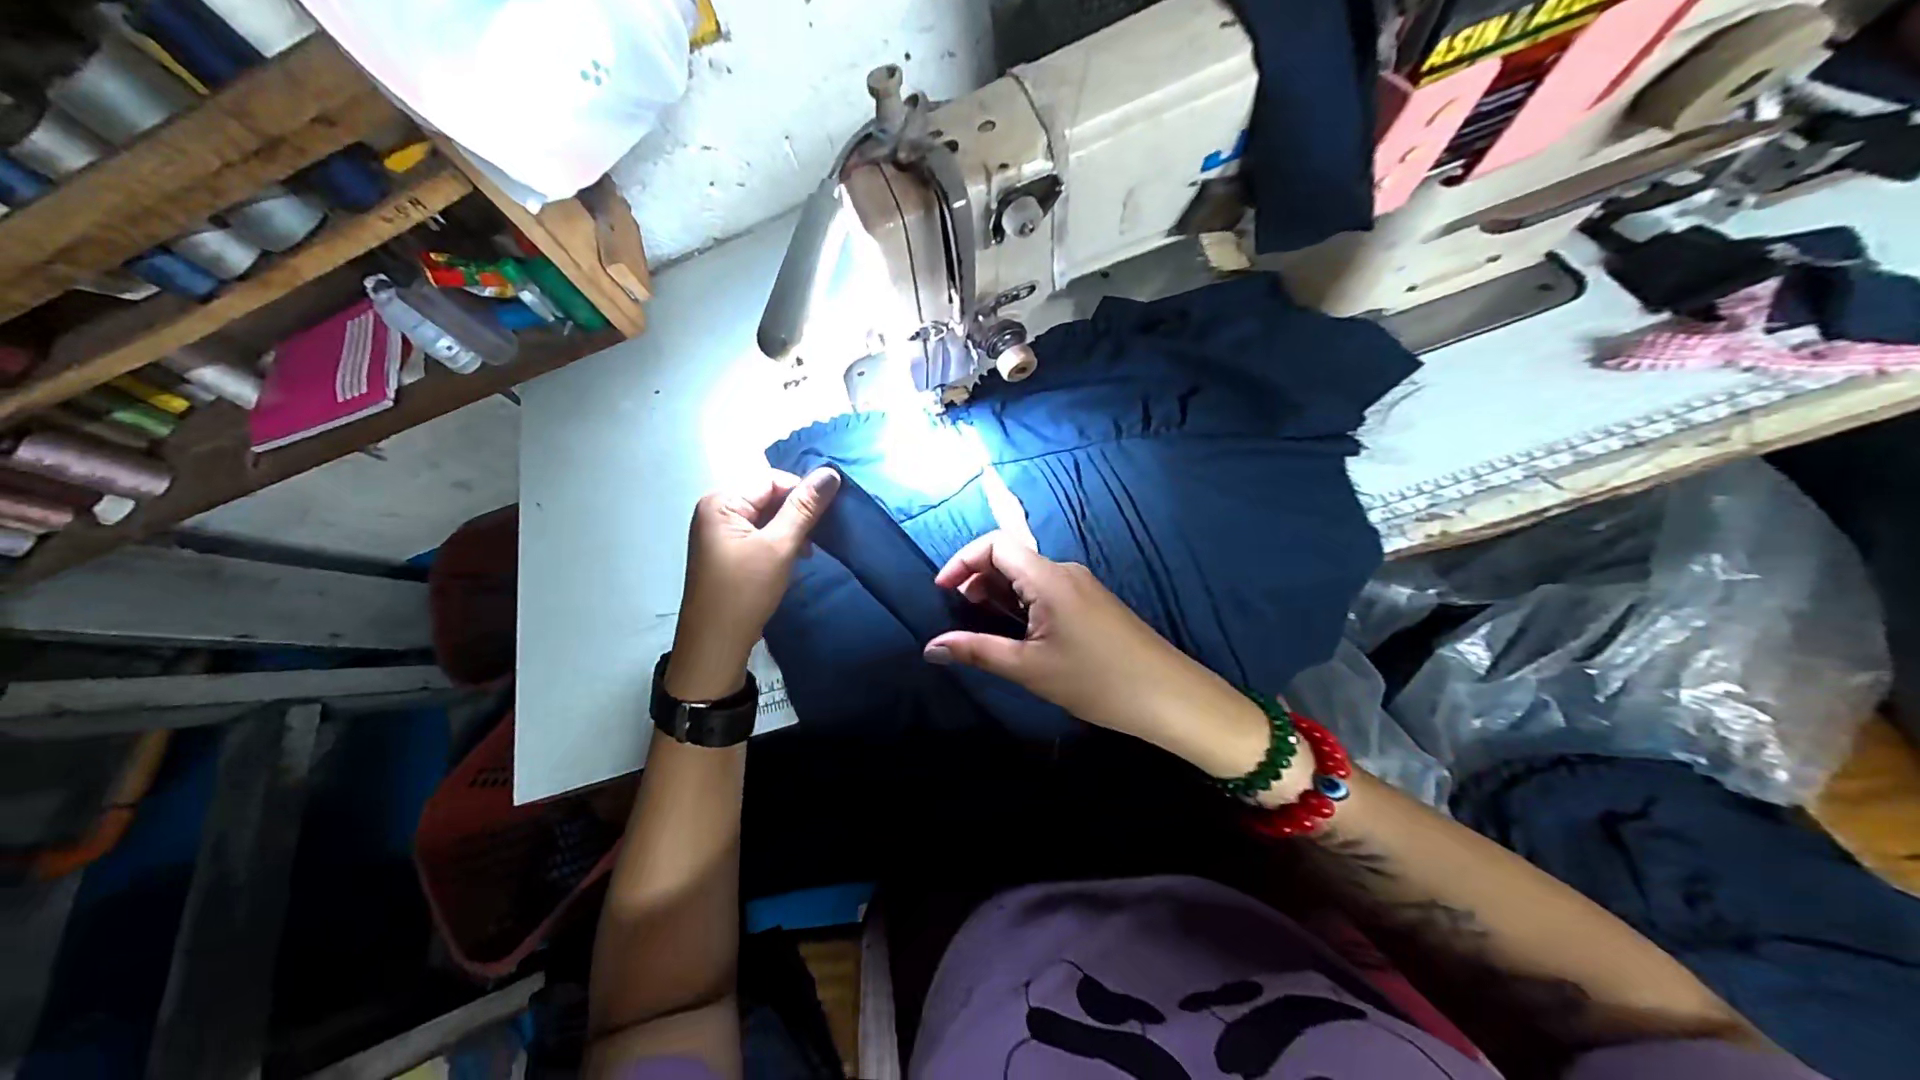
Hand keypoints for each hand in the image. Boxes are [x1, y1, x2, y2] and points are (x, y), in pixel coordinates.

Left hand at [667, 466, 840, 700]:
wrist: (715, 645)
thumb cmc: (745, 592)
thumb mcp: (779, 547)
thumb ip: (805, 508)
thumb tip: (831, 472)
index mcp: (721, 502)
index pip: (771, 479)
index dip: (801, 493)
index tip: (826, 517)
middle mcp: (715, 510)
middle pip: (767, 496)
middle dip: (796, 513)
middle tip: (819, 537)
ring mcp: (719, 532)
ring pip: (766, 516)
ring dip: (790, 529)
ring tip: (807, 552)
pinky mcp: (726, 552)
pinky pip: (758, 534)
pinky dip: (778, 542)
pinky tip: (793, 559)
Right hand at [922, 531, 1254, 746]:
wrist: (1169, 695)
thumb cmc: (1096, 680)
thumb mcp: (1029, 668)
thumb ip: (977, 651)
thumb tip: (931, 648)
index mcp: (1048, 578)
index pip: (996, 544)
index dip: (963, 560)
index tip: (943, 592)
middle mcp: (1065, 572)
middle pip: (1011, 557)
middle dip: (977, 579)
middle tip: (959, 614)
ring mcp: (1082, 586)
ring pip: (1028, 576)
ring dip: (999, 594)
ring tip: (984, 627)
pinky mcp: (1092, 603)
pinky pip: (1047, 590)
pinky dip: (1022, 603)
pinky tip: (1019, 634)